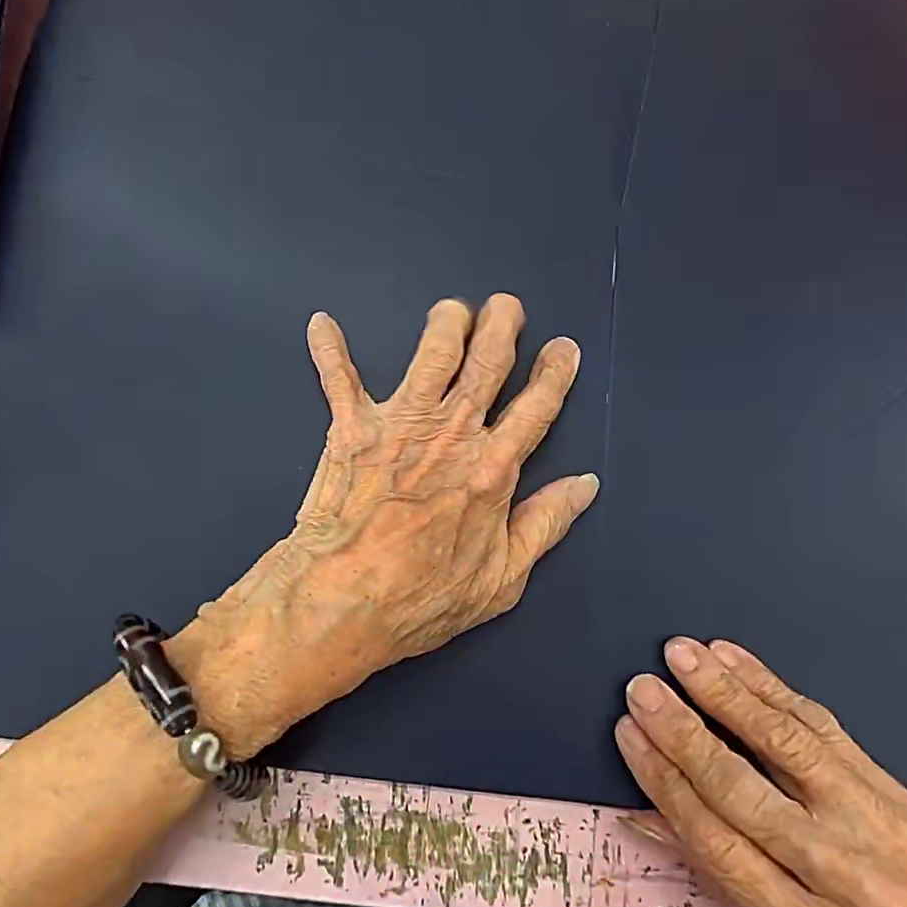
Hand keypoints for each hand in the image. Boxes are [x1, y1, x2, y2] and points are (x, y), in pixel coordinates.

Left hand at [171, 294, 598, 755]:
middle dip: (502, 327)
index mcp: (493, 467)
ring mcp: (400, 424)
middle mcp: (451, 432)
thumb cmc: (422, 598)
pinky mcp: (350, 429)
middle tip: (506, 307)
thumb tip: (584, 486)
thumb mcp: (502, 579)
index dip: (554, 374)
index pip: (536, 406)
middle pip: (487, 363)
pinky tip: (322, 324)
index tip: (562, 349)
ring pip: (431, 353)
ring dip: (446, 323)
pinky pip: (338, 378)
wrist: (343, 598)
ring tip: (453, 310)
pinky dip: (330, 349)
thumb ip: (544, 525)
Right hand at [614, 639, 906, 906]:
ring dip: (729, 694)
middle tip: (644, 689)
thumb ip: (718, 878)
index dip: (666, 783)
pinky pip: (830, 732)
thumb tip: (646, 812)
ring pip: (793, 749)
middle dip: (686, 734)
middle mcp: (861, 888)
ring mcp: (890, 836)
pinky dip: (775, 690)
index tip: (629, 735)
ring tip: (683, 656)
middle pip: (751, 795)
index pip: (721, 846)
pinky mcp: (904, 797)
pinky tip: (735, 662)